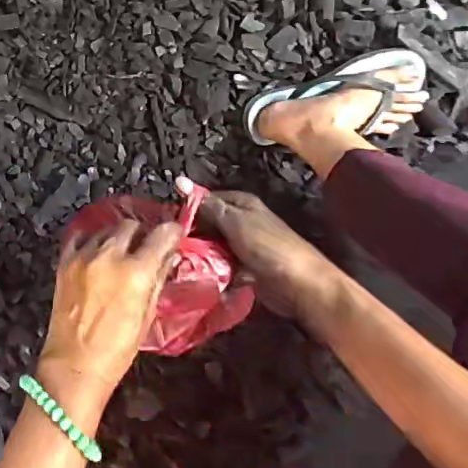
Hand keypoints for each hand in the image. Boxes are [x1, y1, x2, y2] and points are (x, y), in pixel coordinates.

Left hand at [39, 218, 180, 412]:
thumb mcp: (148, 315)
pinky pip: (80, 237)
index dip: (171, 232)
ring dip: (118, 236)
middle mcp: (109, 256)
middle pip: (130, 226)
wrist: (75, 361)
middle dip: (143, 233)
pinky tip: (98, 248)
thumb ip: (158, 280)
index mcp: (136, 272)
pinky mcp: (65, 260)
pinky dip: (92, 239)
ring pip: (106, 229)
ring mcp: (83, 256)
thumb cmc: (117, 347)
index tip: (174, 233)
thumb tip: (168, 256)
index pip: (160, 236)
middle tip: (147, 245)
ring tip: (123, 250)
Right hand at [183, 182, 346, 323]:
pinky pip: (218, 264)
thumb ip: (206, 205)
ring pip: (209, 245)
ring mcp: (241, 246)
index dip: (185, 208)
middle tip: (169, 243)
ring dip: (197, 252)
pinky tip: (194, 272)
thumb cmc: (269, 247)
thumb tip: (179, 181)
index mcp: (240, 204)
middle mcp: (240, 221)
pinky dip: (209, 268)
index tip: (165, 220)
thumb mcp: (234, 221)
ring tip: (177, 259)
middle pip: (205, 223)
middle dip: (189, 233)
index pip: (204, 199)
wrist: (303, 287)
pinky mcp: (242, 267)